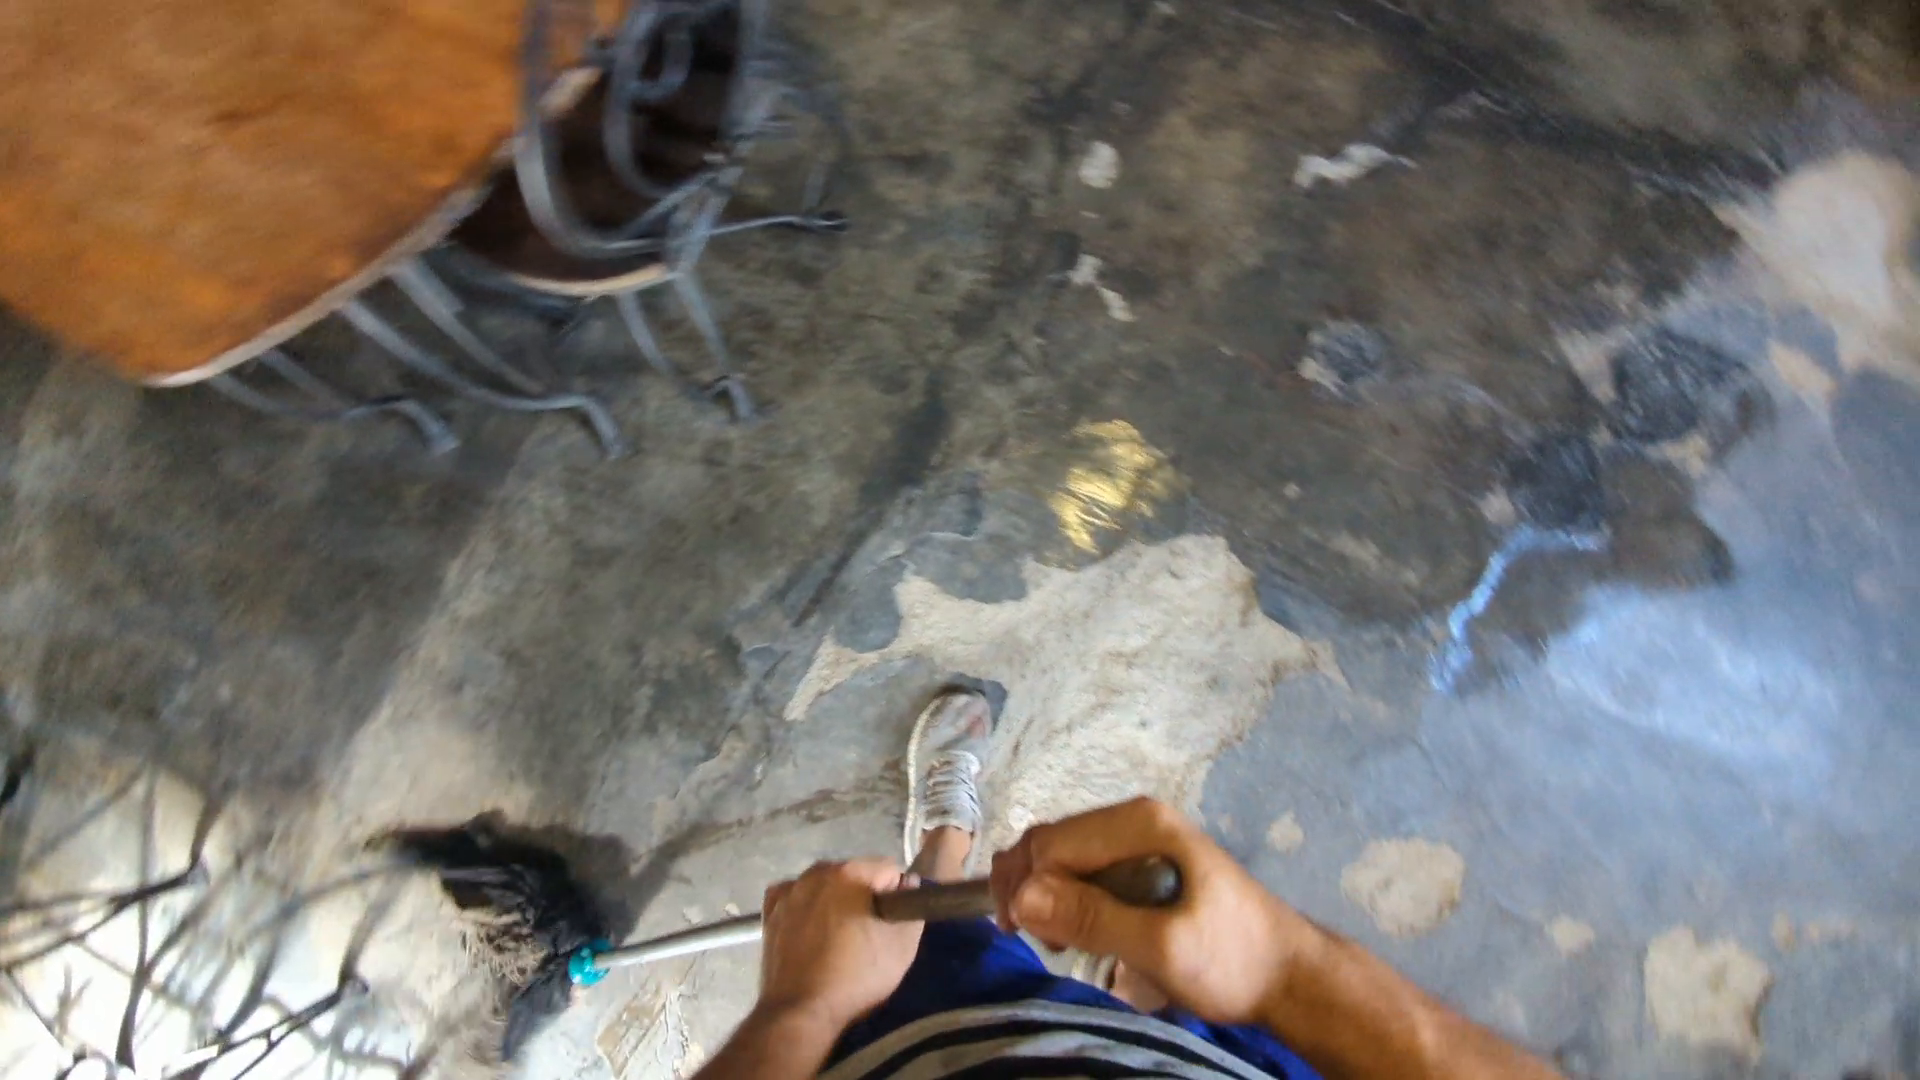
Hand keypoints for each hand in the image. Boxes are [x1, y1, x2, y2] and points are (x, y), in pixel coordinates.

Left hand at [758, 858, 922, 1029]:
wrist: (800, 1014)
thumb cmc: (855, 977)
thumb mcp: (901, 948)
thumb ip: (913, 908)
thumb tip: (909, 884)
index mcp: (850, 872)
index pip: (888, 870)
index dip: (897, 894)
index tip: (895, 921)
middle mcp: (818, 872)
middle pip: (855, 874)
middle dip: (865, 895)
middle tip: (869, 933)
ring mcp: (791, 890)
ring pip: (825, 884)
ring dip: (836, 900)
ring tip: (839, 937)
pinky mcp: (771, 912)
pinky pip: (796, 896)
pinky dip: (806, 906)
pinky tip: (810, 928)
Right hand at [990, 797, 1323, 1024]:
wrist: (1290, 975)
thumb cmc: (1231, 960)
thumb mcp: (1162, 948)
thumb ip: (1093, 918)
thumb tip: (1022, 895)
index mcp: (1140, 823)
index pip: (1054, 841)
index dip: (1026, 884)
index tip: (1019, 934)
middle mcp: (1133, 816)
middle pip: (1053, 839)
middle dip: (1028, 884)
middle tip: (1027, 938)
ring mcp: (1136, 835)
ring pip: (1062, 852)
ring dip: (1043, 891)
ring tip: (1050, 939)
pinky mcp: (1138, 858)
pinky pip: (1082, 866)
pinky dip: (1063, 894)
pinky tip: (1071, 927)